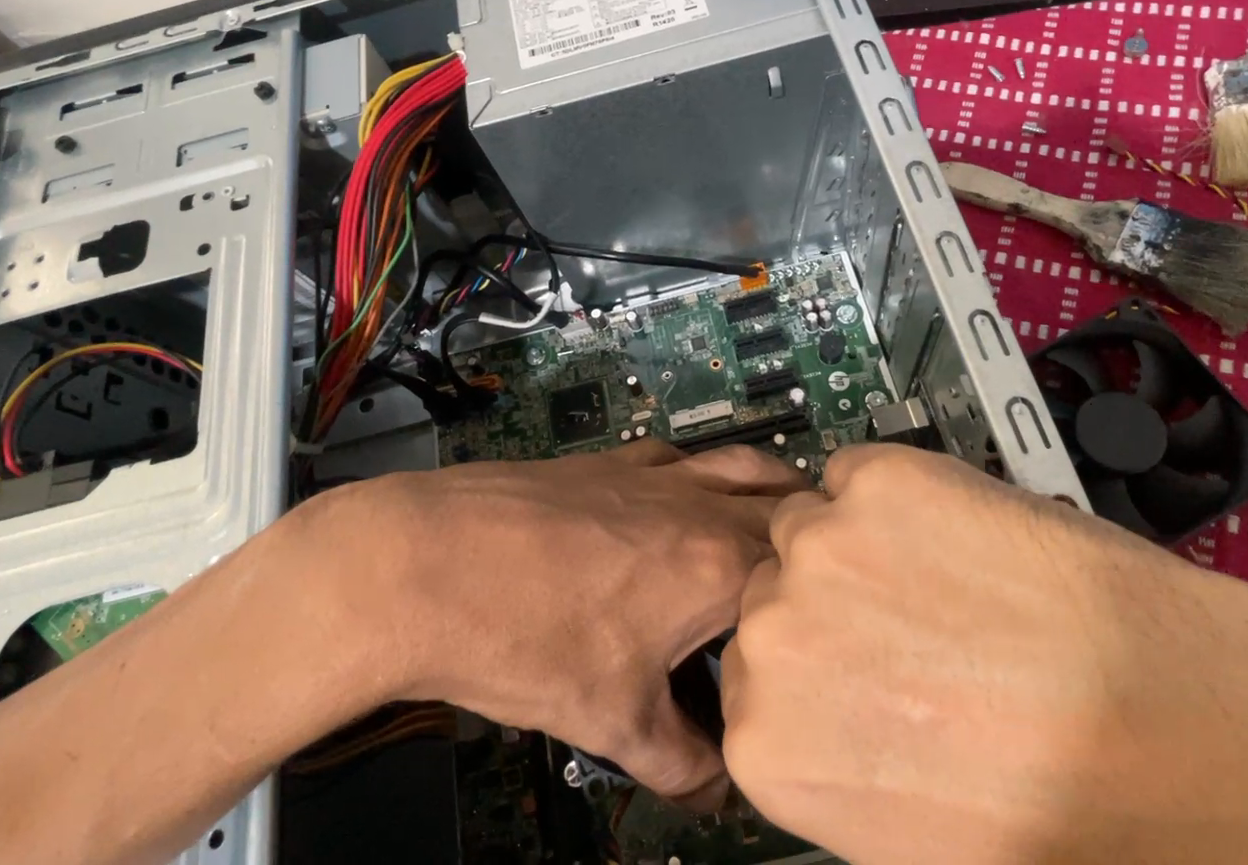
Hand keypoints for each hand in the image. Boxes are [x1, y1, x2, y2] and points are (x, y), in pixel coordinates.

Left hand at [295, 441, 804, 808]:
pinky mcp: (604, 463)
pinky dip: (699, 470)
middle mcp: (696, 503)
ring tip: (778, 514)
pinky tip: (680, 495)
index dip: (825, 598)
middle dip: (812, 537)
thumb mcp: (611, 719)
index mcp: (715, 563)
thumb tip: (713, 792)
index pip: (805, 571)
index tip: (825, 625)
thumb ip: (680, 764)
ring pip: (738, 461)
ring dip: (770, 485)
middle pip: (785, 502)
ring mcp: (650, 474)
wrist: (422, 565)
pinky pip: (676, 455)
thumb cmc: (521, 636)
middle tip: (820, 572)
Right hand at [720, 445, 1247, 862]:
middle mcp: (767, 639)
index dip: (818, 665)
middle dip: (833, 602)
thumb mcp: (899, 828)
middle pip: (774, 586)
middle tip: (914, 620)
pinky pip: (861, 471)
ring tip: (950, 573)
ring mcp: (819, 548)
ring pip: (814, 520)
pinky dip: (905, 494)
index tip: (864, 665)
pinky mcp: (881, 481)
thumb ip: (828, 751)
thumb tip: (827, 693)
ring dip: (865, 541)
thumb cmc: (1052, 812)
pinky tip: (969, 534)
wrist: (1179, 741)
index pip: (752, 673)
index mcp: (764, 745)